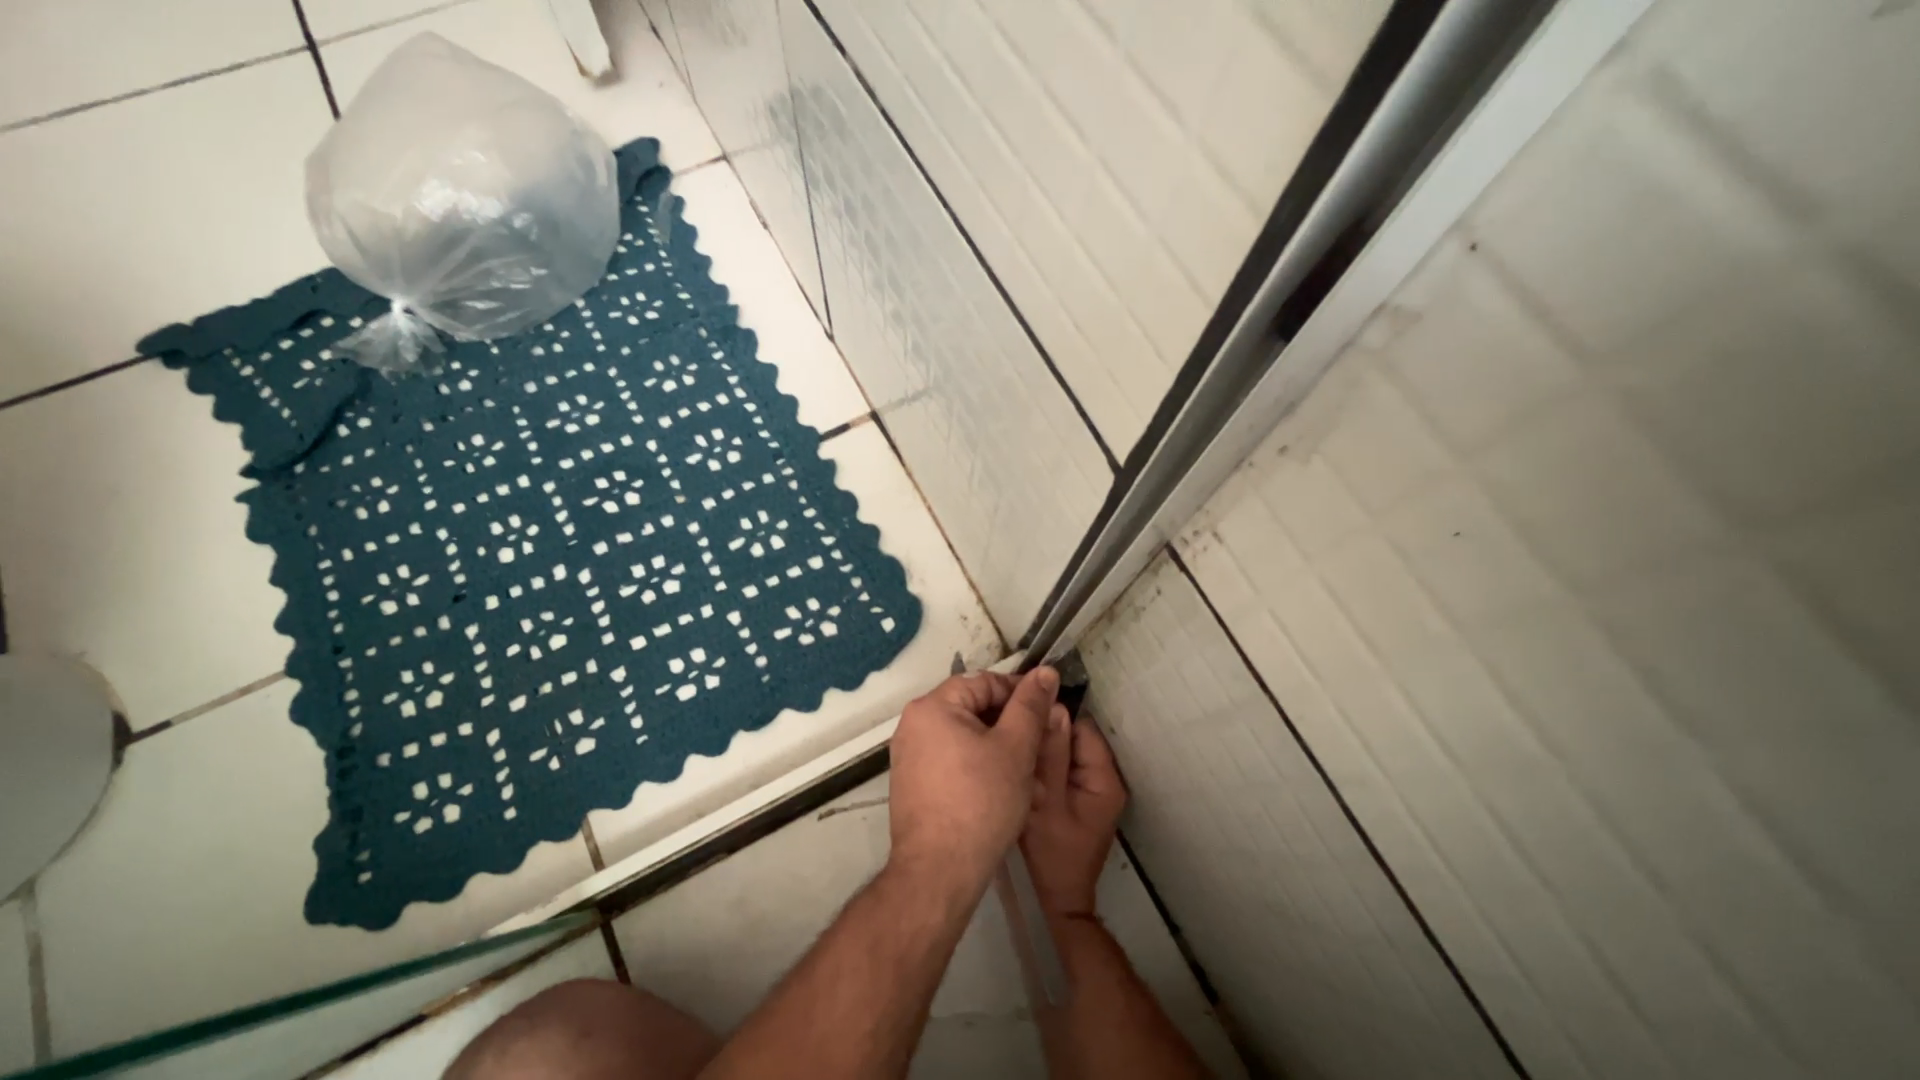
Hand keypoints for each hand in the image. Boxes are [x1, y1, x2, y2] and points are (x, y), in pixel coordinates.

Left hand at [887, 667, 1059, 897]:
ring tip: (1033, 782)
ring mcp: (910, 757)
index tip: (1049, 714)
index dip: (1021, 694)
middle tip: (1044, 752)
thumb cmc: (980, 801)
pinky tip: (1008, 797)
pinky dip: (982, 771)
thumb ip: (1031, 706)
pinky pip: (954, 764)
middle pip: (975, 711)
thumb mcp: (1016, 748)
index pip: (985, 682)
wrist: (939, 870)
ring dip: (1003, 754)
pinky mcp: (914, 785)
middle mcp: (913, 725)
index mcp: (932, 707)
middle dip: (1014, 730)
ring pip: (968, 741)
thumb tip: (1045, 672)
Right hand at [1021, 711, 1126, 919]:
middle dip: (1046, 734)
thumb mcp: (1046, 800)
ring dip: (1044, 750)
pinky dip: (1045, 766)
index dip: (1052, 716)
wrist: (1059, 898)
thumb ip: (1051, 755)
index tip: (1021, 712)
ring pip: (1067, 755)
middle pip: (1075, 739)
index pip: (1081, 728)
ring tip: (1014, 745)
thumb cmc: (1053, 852)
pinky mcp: (1079, 800)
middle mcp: (1105, 780)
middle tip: (1012, 729)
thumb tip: (1054, 707)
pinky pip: (1063, 771)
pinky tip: (1022, 767)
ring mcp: (1093, 791)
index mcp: (1104, 778)